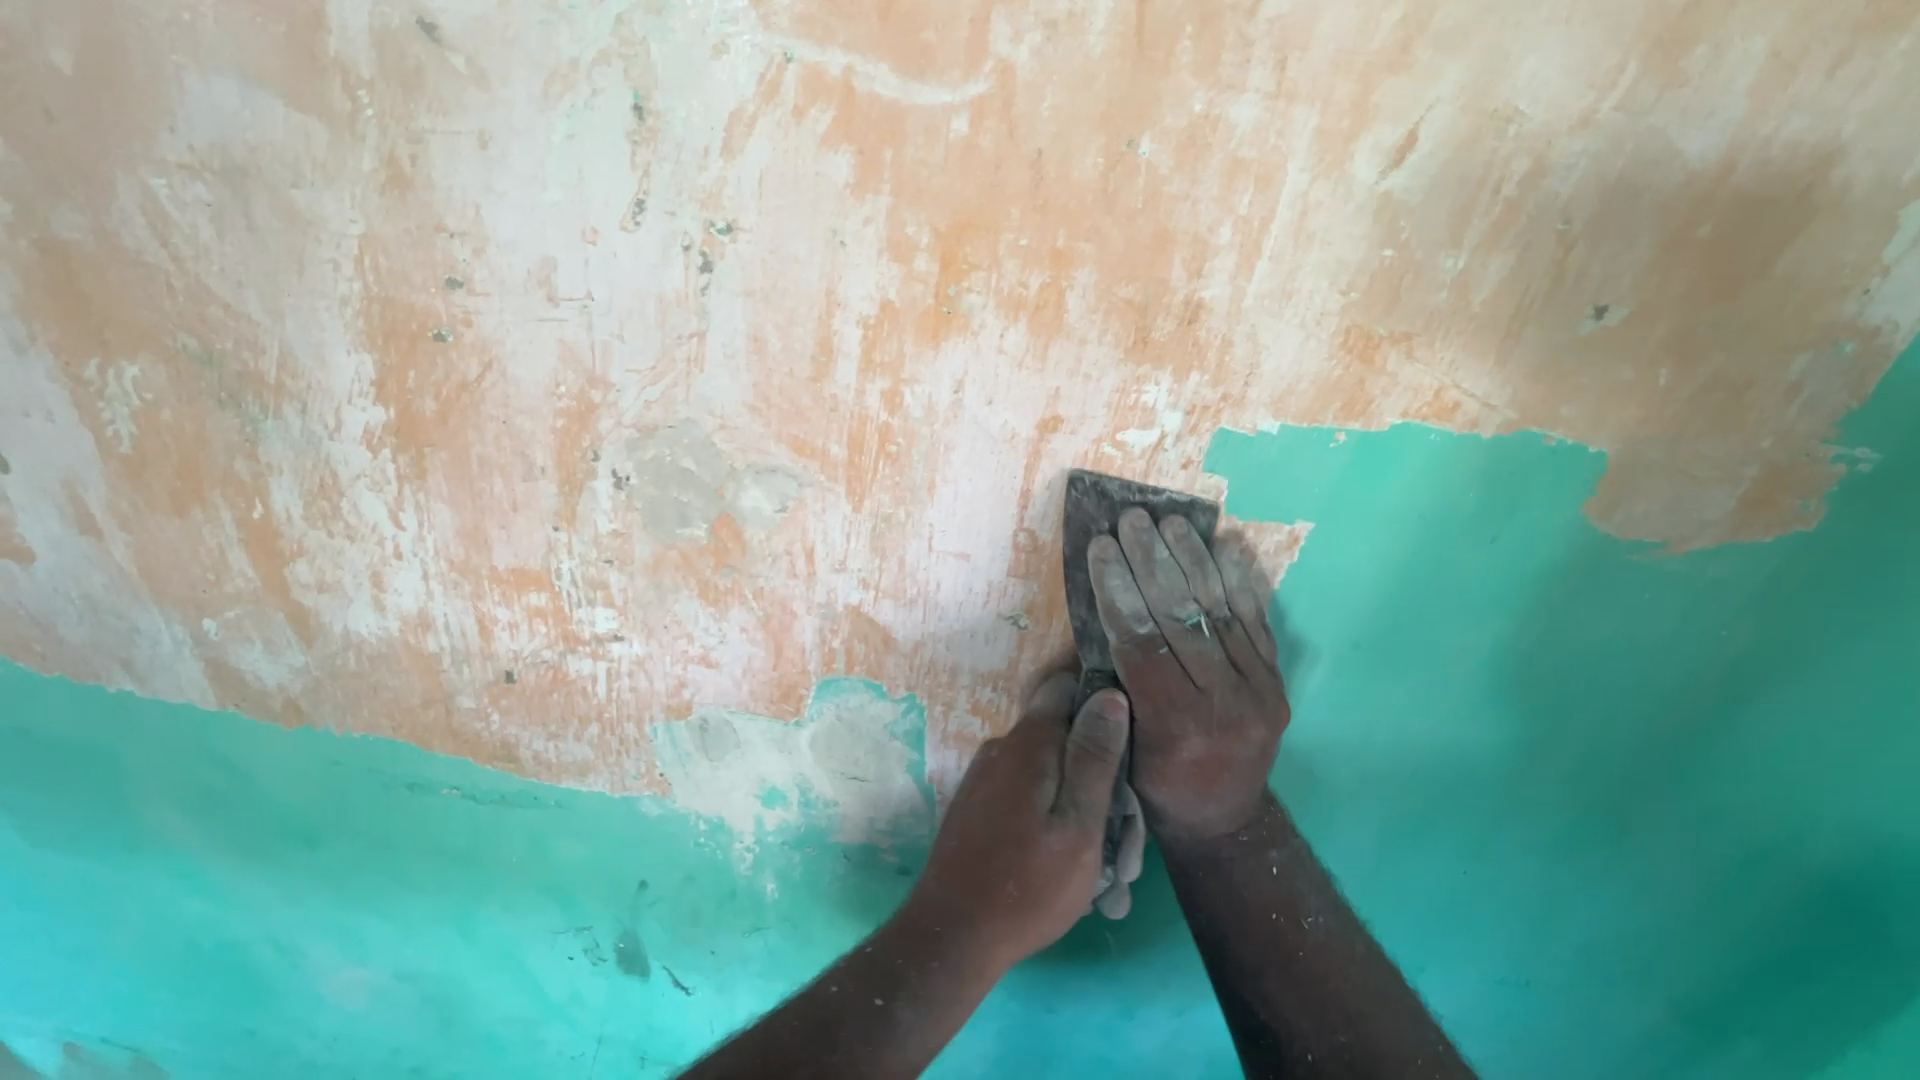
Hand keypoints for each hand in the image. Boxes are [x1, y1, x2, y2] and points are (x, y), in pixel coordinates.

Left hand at [900, 675, 1130, 968]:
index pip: (1067, 688)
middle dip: (1104, 787)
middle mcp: (1003, 750)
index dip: (1104, 707)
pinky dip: (1058, 830)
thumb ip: (1095, 757)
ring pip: (1053, 780)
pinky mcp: (981, 808)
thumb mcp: (1080, 824)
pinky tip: (1077, 878)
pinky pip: (1031, 803)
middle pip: (1066, 743)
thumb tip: (1108, 694)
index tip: (1130, 751)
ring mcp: (987, 780)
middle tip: (1128, 854)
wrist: (953, 936)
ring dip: (1086, 819)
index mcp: (1029, 743)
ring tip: (1109, 881)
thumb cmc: (1028, 886)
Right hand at [1088, 509, 1289, 843]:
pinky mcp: (1277, 683)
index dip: (1119, 590)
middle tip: (1133, 520)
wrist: (1225, 820)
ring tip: (1172, 522)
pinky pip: (1257, 624)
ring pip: (1222, 613)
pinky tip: (1222, 547)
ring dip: (1194, 561)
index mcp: (1174, 725)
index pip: (1141, 642)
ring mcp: (1257, 692)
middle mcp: (1221, 704)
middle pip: (1181, 619)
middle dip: (1152, 563)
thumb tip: (1100, 619)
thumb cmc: (1156, 786)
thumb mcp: (1121, 748)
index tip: (1102, 547)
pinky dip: (1239, 582)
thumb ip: (1114, 688)